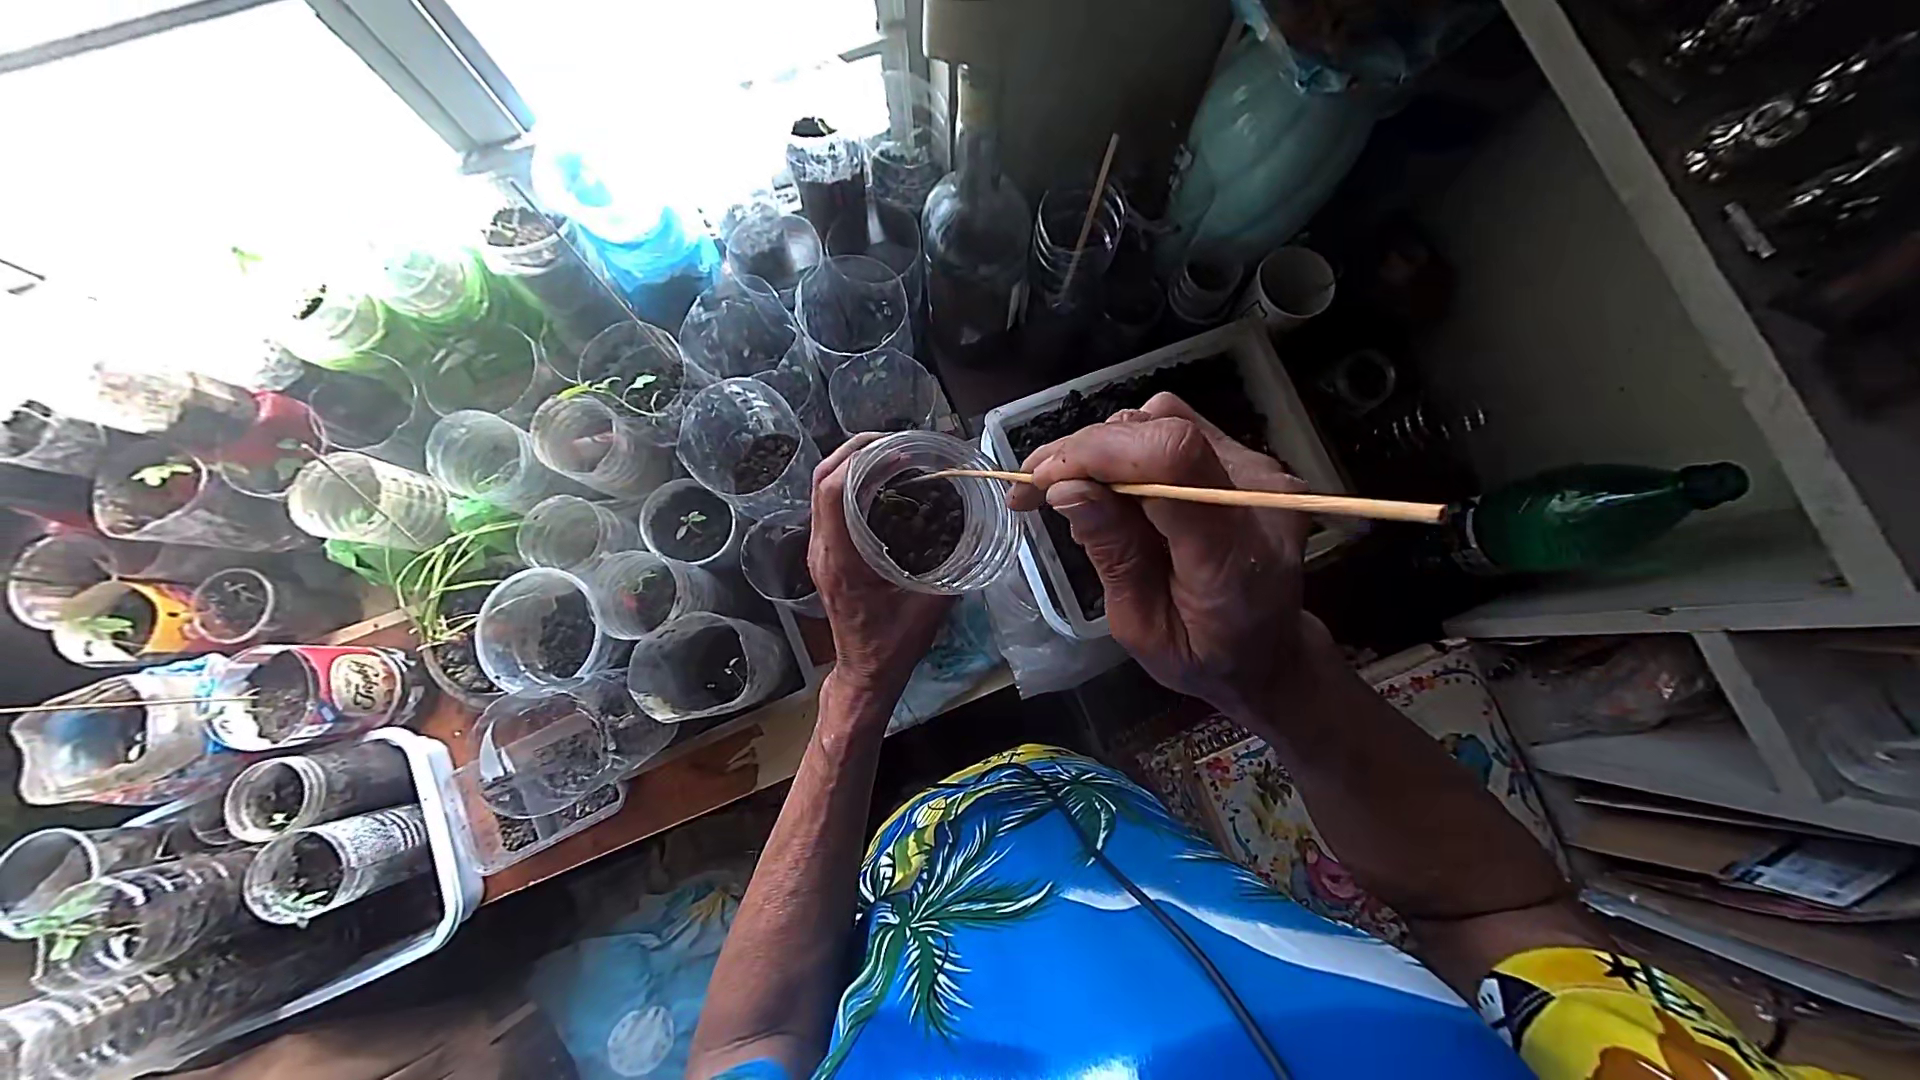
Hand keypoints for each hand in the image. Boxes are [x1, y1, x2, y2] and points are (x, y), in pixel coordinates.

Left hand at [809, 432, 953, 698]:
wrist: (865, 673)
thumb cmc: (893, 645)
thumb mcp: (930, 606)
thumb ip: (952, 568)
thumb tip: (972, 532)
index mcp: (842, 559)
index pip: (833, 492)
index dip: (862, 461)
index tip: (898, 453)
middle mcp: (823, 550)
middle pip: (822, 480)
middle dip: (854, 451)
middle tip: (895, 442)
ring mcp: (820, 551)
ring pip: (821, 490)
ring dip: (851, 464)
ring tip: (890, 455)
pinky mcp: (825, 555)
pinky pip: (829, 506)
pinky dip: (851, 484)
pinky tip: (881, 484)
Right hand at [1007, 392, 1310, 717]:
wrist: (1269, 650)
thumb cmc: (1204, 655)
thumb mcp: (1141, 628)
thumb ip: (1113, 556)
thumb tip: (1065, 489)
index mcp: (1233, 555)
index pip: (1172, 462)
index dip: (1095, 454)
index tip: (1039, 482)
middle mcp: (1257, 497)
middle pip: (1160, 431)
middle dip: (1081, 451)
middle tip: (1032, 488)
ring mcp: (1258, 471)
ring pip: (1163, 417)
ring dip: (1102, 448)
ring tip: (1069, 488)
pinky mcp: (1246, 459)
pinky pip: (1175, 424)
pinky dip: (1127, 446)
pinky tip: (1109, 483)